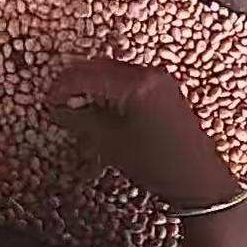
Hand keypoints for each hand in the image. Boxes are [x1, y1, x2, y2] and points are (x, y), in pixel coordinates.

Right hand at [48, 59, 239, 208]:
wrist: (198, 179)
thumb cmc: (156, 164)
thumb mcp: (111, 144)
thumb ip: (81, 121)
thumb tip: (57, 109)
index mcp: (135, 85)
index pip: (87, 75)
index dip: (62, 86)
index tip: (47, 101)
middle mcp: (148, 73)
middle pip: (100, 67)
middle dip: (75, 83)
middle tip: (58, 103)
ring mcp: (159, 79)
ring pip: (112, 72)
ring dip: (91, 85)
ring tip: (76, 108)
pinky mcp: (164, 89)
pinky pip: (128, 80)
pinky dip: (109, 90)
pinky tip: (99, 108)